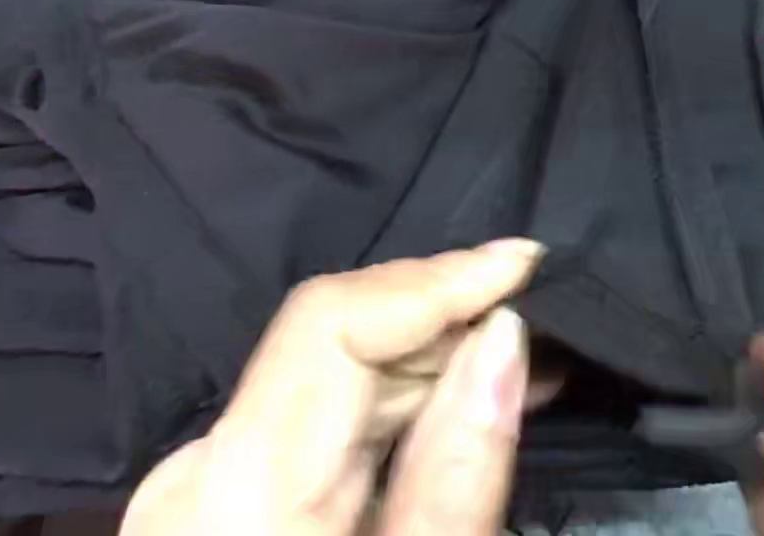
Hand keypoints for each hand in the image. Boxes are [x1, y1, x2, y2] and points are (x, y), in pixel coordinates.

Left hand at [120, 239, 544, 535]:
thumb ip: (458, 469)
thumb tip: (507, 332)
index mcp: (234, 491)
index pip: (333, 322)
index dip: (436, 278)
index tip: (527, 264)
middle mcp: (210, 464)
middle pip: (346, 337)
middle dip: (458, 313)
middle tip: (552, 314)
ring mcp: (217, 480)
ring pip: (349, 368)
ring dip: (448, 351)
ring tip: (535, 356)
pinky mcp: (242, 498)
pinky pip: (341, 412)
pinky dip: (418, 394)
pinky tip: (477, 395)